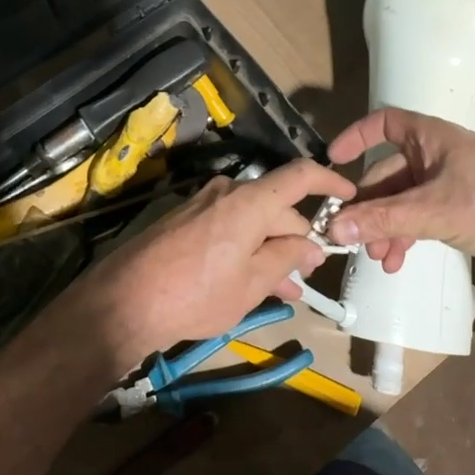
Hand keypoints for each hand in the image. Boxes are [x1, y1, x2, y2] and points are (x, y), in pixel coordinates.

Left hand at [47, 159, 356, 368]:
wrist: (126, 299)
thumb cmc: (196, 293)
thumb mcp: (252, 283)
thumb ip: (286, 258)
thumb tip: (310, 245)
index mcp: (249, 201)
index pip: (300, 175)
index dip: (329, 181)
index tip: (348, 194)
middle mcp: (227, 191)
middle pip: (276, 204)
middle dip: (297, 236)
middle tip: (308, 272)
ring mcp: (203, 203)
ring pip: (252, 219)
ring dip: (271, 247)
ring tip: (285, 286)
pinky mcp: (186, 218)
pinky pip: (229, 225)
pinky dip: (247, 246)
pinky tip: (252, 279)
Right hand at [325, 108, 474, 280]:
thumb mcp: (434, 211)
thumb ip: (382, 220)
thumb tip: (333, 228)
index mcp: (432, 138)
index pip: (384, 123)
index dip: (357, 137)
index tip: (333, 160)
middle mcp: (436, 156)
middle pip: (387, 173)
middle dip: (368, 204)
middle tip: (347, 232)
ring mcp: (447, 186)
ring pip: (401, 202)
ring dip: (384, 227)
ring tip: (375, 256)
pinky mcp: (458, 213)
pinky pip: (417, 220)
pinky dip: (403, 237)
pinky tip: (394, 262)